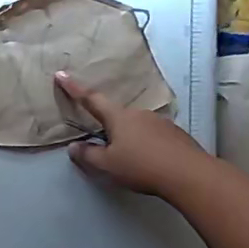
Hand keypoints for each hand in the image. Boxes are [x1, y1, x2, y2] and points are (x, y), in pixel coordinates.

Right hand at [55, 71, 211, 198]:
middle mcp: (138, 113)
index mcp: (118, 117)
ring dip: (130, 139)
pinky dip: (147, 146)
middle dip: (108, 129)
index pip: (91, 100)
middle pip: (116, 117)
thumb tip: (74, 147)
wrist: (187, 173)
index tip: (61, 74)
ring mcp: (159, 121)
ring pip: (136, 127)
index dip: (74, 88)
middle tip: (107, 150)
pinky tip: (151, 162)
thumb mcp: (108, 165)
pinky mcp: (174, 133)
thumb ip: (88, 156)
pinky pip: (153, 136)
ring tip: (132, 162)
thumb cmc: (141, 167)